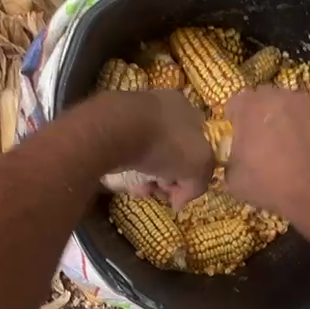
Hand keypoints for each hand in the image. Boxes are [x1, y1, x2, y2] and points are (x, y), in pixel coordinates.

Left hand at [95, 90, 213, 206]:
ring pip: (148, 156)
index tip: (181, 188)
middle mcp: (161, 108)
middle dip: (168, 177)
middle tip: (161, 190)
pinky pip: (125, 156)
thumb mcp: (199, 164)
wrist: (117, 132)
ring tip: (141, 189)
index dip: (192, 171)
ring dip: (148, 178)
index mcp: (186, 109)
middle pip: (171, 153)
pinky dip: (128, 172)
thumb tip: (179, 200)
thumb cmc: (166, 144)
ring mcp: (133, 116)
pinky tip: (126, 182)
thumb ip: (199, 182)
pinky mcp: (110, 129)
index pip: (196, 144)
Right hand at [223, 87, 309, 217]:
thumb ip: (227, 159)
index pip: (235, 103)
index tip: (240, 138)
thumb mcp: (234, 181)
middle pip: (265, 98)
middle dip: (262, 115)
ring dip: (289, 119)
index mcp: (250, 107)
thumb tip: (230, 157)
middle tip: (266, 141)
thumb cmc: (273, 187)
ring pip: (292, 104)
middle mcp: (280, 95)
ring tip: (295, 145)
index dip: (235, 121)